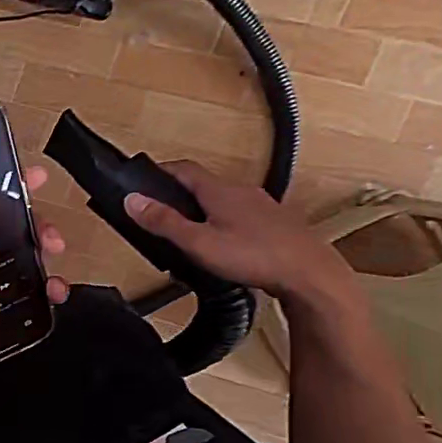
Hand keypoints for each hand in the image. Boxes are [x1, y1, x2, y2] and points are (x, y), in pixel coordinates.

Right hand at [123, 160, 352, 300]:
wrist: (308, 273)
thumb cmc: (256, 256)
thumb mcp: (199, 243)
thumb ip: (165, 222)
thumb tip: (133, 200)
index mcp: (220, 191)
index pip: (183, 169)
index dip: (161, 172)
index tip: (145, 179)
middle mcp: (243, 192)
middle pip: (205, 185)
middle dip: (181, 195)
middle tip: (163, 209)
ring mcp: (262, 207)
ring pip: (225, 202)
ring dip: (205, 211)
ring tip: (190, 232)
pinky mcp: (276, 225)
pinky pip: (244, 218)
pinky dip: (227, 226)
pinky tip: (225, 247)